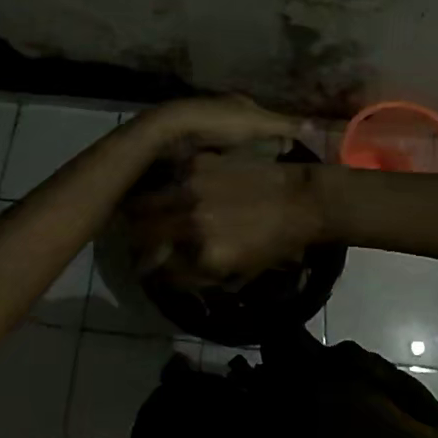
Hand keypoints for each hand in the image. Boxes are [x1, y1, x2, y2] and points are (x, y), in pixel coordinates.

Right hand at [123, 153, 321, 283]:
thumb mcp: (239, 271)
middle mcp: (193, 222)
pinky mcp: (198, 163)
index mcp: (206, 255)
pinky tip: (165, 187)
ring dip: (140, 210)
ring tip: (143, 212)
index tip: (144, 264)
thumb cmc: (277, 242)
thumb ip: (199, 273)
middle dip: (135, 237)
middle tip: (138, 237)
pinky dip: (161, 184)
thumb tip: (166, 271)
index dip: (147, 267)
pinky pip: (166, 176)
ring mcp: (193, 189)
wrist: (303, 200)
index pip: (158, 267)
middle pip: (140, 232)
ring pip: (144, 202)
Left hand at [135, 94, 305, 149]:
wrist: (176, 128)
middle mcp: (225, 108)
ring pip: (232, 136)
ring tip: (254, 166)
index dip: (279, 129)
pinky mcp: (195, 136)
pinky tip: (228, 166)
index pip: (267, 115)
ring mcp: (208, 122)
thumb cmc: (218, 122)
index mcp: (241, 102)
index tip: (289, 148)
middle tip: (273, 159)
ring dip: (242, 148)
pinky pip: (216, 146)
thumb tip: (318, 125)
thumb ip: (285, 125)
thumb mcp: (256, 124)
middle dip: (261, 139)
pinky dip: (224, 154)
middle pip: (250, 125)